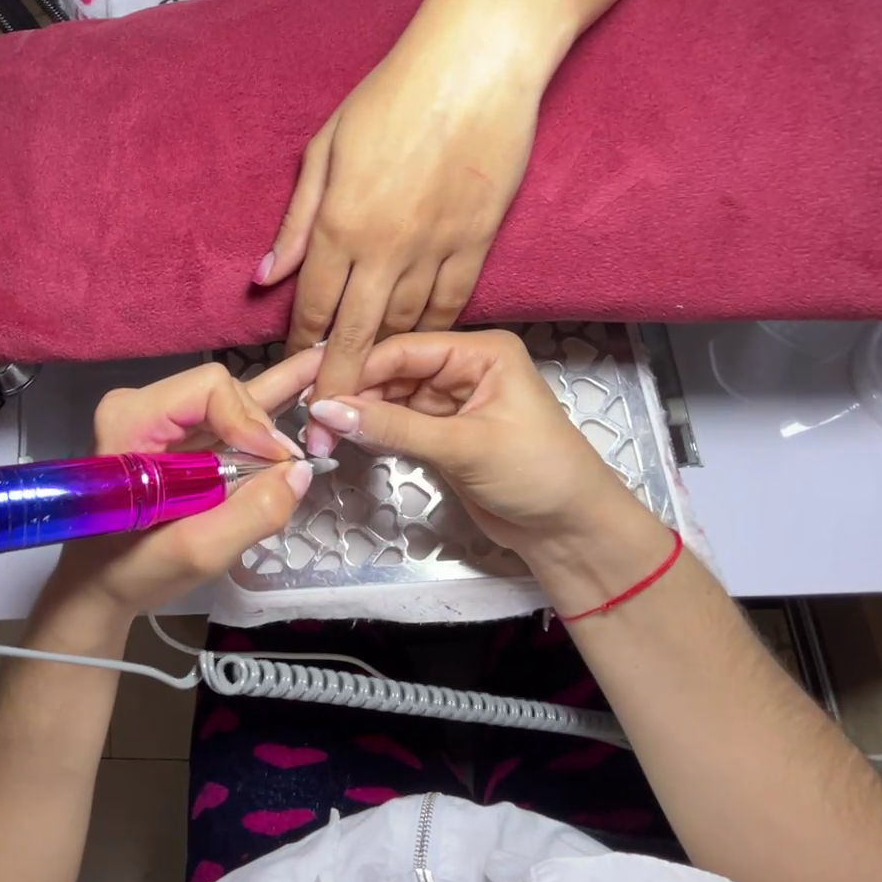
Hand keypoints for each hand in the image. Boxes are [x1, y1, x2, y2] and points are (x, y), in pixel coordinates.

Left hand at [53, 352, 322, 616]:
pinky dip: (266, 412)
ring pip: (233, 401)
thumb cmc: (133, 569)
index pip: (209, 388)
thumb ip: (251, 514)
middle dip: (261, 427)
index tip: (275, 463)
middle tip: (288, 467)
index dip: (249, 421)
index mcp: (132, 419)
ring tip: (324, 373)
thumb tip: (300, 471)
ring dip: (274, 413)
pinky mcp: (180, 435)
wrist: (100, 583)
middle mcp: (145, 406)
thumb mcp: (197, 552)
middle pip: (225, 392)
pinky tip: (308, 374)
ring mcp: (162, 418)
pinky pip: (229, 416)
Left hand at [258, 37, 544, 401]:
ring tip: (366, 400)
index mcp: (341, 225)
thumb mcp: (325, 150)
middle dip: (336, 387)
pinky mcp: (478, 243)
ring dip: (382, 366)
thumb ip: (296, 222)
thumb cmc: (391, 97)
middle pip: (355, 335)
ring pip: (403, 326)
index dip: (301, 348)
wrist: (479, 62)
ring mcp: (436, 249)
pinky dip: (429, 334)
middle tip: (325, 431)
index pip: (313, 307)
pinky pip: (451, 304)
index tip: (293, 377)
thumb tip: (266, 276)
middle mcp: (385, 249)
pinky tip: (416, 357)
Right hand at [302, 331, 649, 564]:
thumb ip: (393, 426)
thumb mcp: (464, 446)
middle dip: (352, 394)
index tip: (314, 393)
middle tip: (310, 420)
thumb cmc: (537, 475)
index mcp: (479, 352)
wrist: (570, 532)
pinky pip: (394, 422)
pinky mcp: (439, 431)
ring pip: (387, 397)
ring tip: (320, 433)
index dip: (356, 369)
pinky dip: (372, 431)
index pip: (402, 350)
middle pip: (391, 371)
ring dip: (357, 415)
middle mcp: (461, 367)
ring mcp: (449, 400)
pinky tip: (344, 437)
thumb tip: (326, 409)